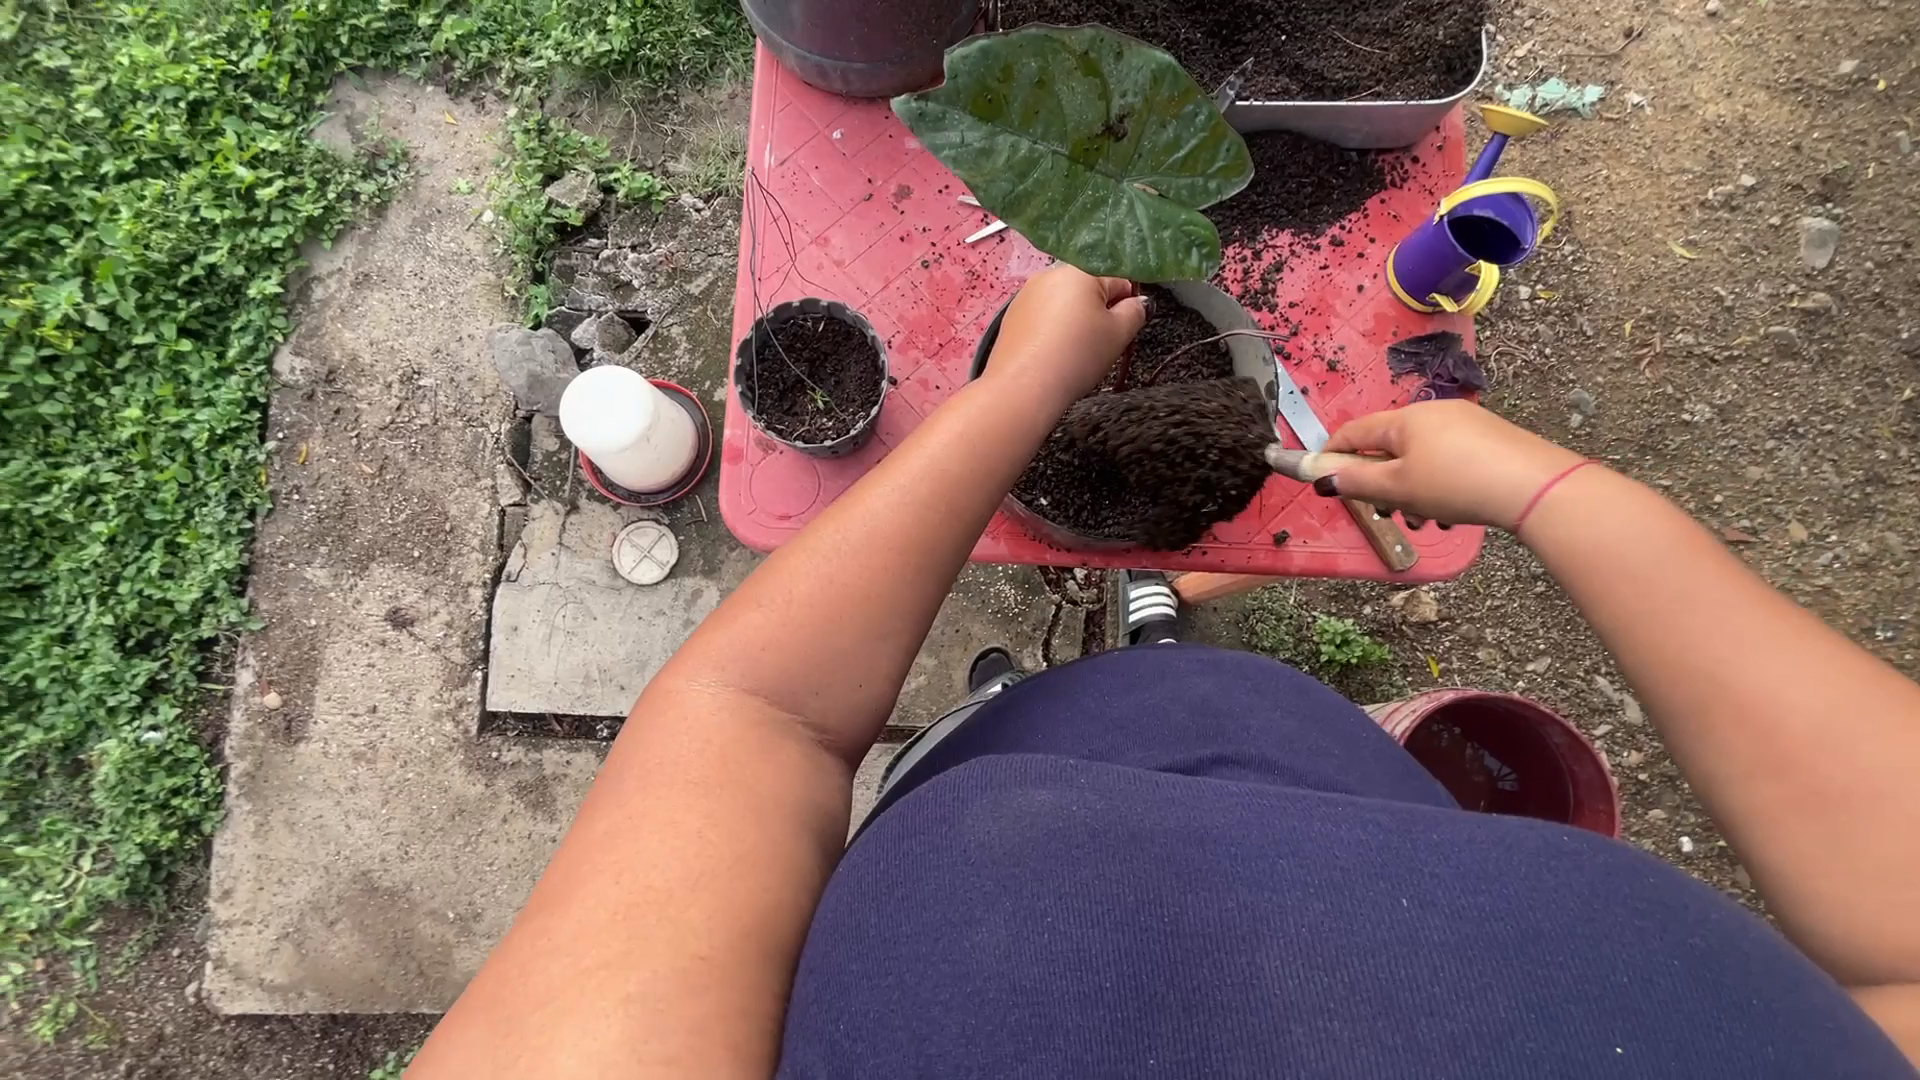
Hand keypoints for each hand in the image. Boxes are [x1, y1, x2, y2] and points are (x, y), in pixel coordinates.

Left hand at [983, 266, 1148, 406]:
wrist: (1023, 387)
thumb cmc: (1076, 357)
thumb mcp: (1118, 335)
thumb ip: (1135, 312)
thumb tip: (1139, 303)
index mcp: (1080, 272)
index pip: (1118, 279)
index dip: (1127, 305)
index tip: (1122, 329)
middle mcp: (1049, 275)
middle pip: (1087, 290)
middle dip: (1098, 312)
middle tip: (1098, 344)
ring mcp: (1026, 295)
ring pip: (1063, 304)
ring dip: (1074, 322)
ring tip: (1073, 352)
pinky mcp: (1011, 317)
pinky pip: (1041, 318)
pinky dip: (1051, 331)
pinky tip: (1052, 353)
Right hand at [1321, 399, 1587, 529]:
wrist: (1537, 488)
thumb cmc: (1454, 484)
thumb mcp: (1396, 489)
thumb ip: (1354, 482)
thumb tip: (1322, 478)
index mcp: (1404, 420)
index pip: (1353, 431)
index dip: (1332, 454)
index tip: (1323, 479)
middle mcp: (1432, 413)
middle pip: (1387, 448)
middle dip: (1380, 482)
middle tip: (1386, 511)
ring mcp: (1464, 424)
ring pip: (1418, 458)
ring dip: (1410, 490)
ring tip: (1425, 519)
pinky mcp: (1490, 439)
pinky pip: (1447, 460)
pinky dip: (1438, 484)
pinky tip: (1452, 511)